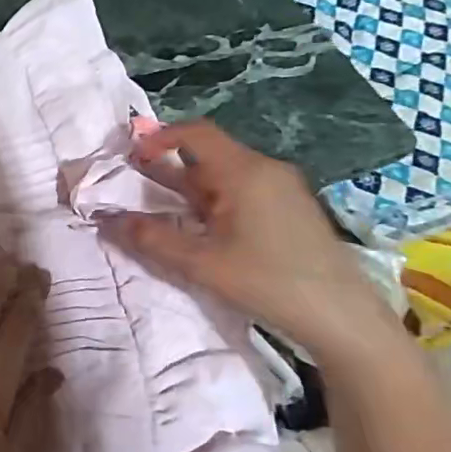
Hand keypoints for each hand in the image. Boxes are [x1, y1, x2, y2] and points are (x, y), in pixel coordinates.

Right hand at [103, 119, 400, 365]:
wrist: (344, 319)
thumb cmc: (269, 282)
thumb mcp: (200, 263)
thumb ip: (150, 238)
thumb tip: (106, 220)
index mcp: (244, 172)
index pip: (195, 132)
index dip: (158, 138)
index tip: (132, 160)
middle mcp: (265, 170)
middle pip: (207, 154)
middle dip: (167, 168)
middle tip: (135, 188)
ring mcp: (282, 189)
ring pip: (223, 175)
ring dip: (188, 188)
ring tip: (161, 211)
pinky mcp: (291, 209)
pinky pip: (241, 190)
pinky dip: (212, 200)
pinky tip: (201, 229)